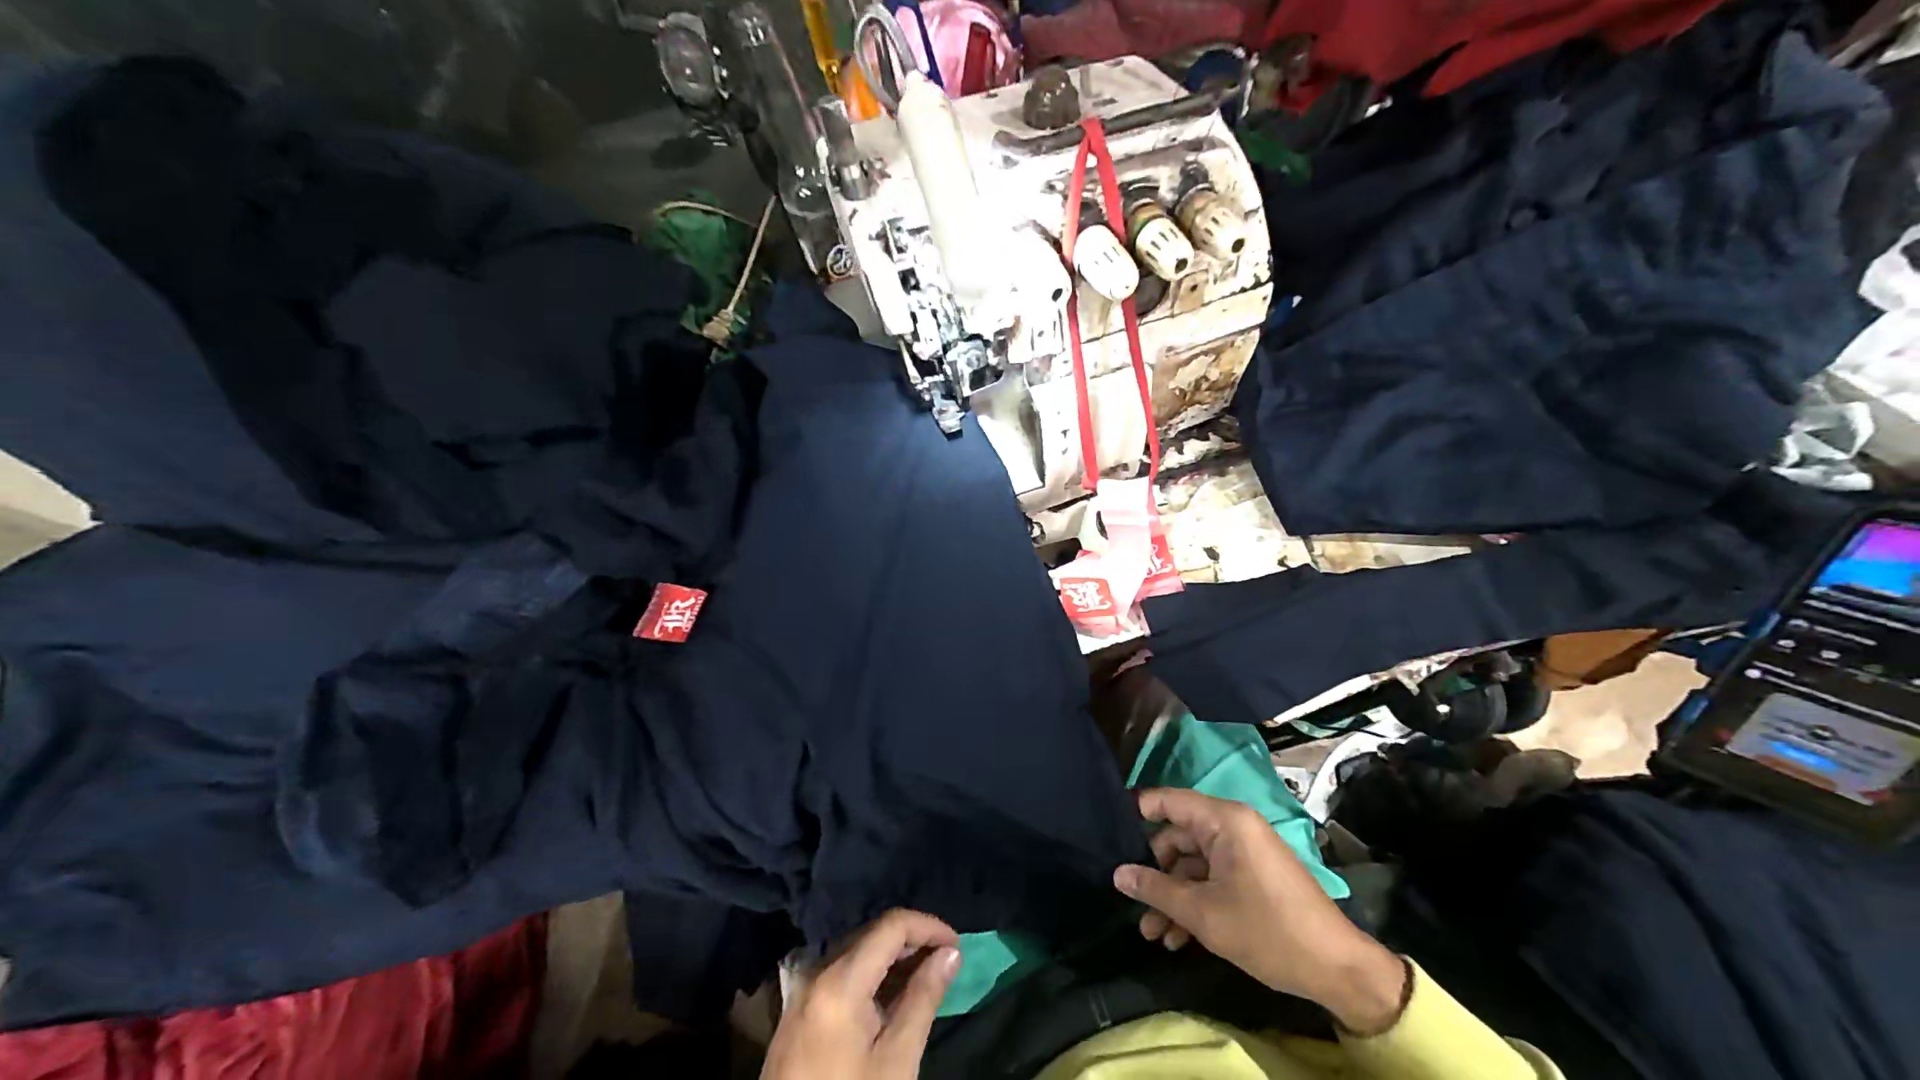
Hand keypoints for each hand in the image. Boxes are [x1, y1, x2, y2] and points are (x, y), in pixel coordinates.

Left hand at [760, 909, 961, 1079]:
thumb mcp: (897, 1060)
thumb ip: (924, 998)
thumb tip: (950, 954)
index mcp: (840, 980)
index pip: (891, 925)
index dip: (929, 927)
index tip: (957, 946)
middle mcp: (818, 972)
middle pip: (872, 934)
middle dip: (913, 940)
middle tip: (946, 961)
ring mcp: (804, 991)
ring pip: (857, 952)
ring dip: (894, 957)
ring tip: (927, 977)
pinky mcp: (800, 1011)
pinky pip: (842, 974)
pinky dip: (872, 975)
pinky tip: (893, 996)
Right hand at [1114, 788, 1408, 1034]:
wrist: (1337, 970)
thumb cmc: (1267, 930)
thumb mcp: (1203, 914)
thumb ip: (1155, 889)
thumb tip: (1117, 874)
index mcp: (1224, 820)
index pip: (1167, 801)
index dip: (1135, 813)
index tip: (1108, 836)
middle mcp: (1232, 827)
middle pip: (1176, 838)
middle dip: (1154, 875)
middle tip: (1133, 906)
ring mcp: (1243, 853)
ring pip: (1191, 866)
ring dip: (1171, 898)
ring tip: (1152, 934)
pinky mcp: (1251, 877)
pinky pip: (1211, 880)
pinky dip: (1193, 904)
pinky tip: (1176, 939)